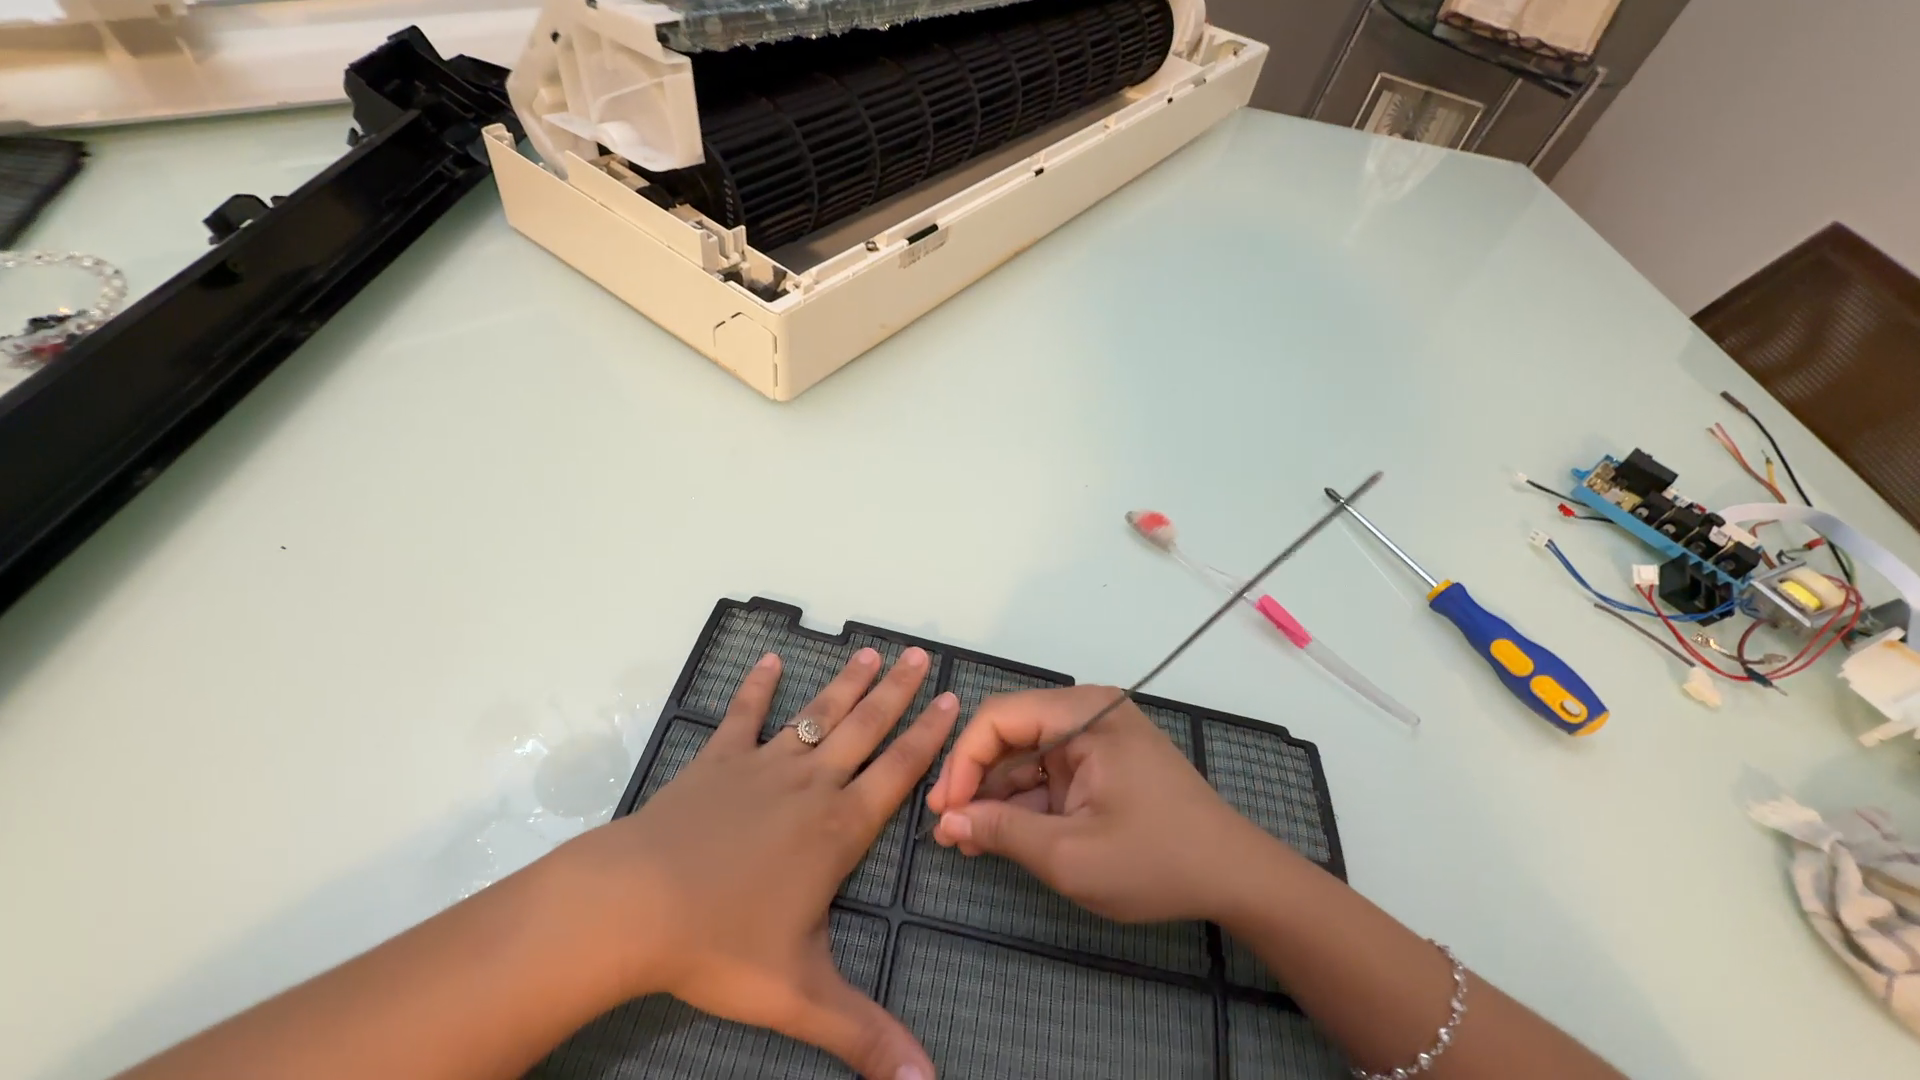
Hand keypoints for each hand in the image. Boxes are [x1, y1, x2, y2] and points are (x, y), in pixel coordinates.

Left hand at [571, 647, 957, 1079]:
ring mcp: (762, 766)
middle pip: (866, 728)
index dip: (930, 737)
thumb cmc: (721, 944)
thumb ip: (866, 1036)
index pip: (899, 773)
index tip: (953, 702)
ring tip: (871, 651)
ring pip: (818, 714)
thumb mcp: (800, 995)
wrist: (632, 906)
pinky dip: (757, 687)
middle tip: (923, 656)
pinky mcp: (716, 761)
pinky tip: (769, 661)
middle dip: (899, 692)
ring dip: (847, 682)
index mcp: (838, 829)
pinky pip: (743, 716)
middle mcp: (810, 784)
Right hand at [924, 686, 1287, 923]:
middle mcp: (1089, 714)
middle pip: (1011, 734)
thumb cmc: (1156, 861)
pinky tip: (998, 837)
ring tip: (965, 842)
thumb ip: (1002, 832)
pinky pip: (1051, 774)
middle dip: (976, 782)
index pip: (1000, 718)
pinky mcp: (1104, 765)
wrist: (1236, 878)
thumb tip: (947, 820)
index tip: (945, 812)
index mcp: (1085, 715)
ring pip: (1027, 758)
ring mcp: (1098, 739)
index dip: (962, 762)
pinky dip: (1025, 804)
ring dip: (997, 797)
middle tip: (948, 830)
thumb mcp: (1070, 855)